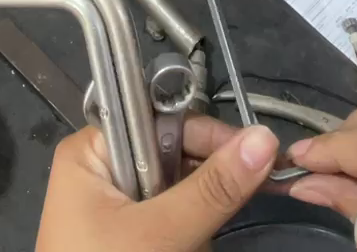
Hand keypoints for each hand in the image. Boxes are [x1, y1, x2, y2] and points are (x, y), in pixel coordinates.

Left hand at [36, 116, 278, 251]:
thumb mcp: (159, 233)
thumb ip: (211, 188)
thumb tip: (264, 137)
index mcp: (91, 148)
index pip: (158, 118)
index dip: (207, 131)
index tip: (258, 148)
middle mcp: (100, 167)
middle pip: (170, 153)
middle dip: (203, 183)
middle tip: (251, 192)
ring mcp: (112, 205)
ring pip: (175, 190)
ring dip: (197, 218)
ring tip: (198, 241)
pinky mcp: (126, 236)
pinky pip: (168, 219)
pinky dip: (187, 236)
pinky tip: (190, 247)